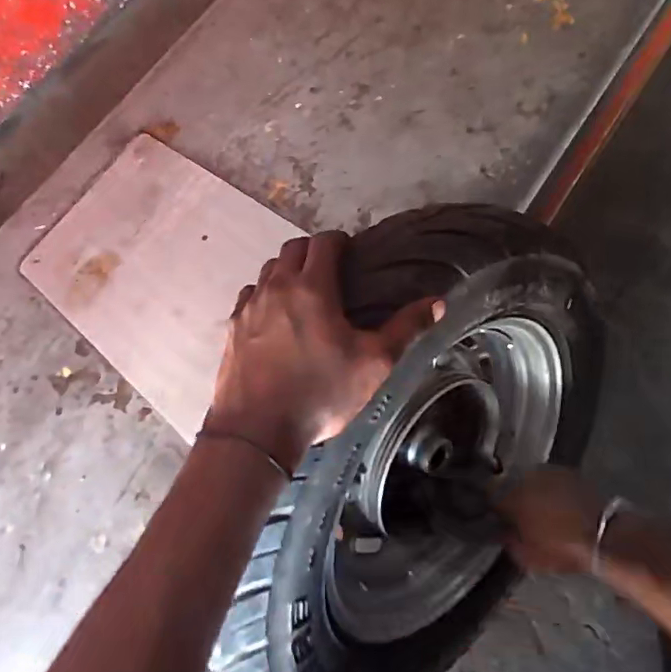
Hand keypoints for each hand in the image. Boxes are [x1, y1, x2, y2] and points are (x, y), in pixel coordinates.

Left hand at [210, 231, 440, 468]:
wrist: (256, 430)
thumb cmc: (320, 393)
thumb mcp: (373, 364)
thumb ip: (406, 328)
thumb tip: (438, 302)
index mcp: (312, 288)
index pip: (323, 242)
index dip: (339, 241)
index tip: (351, 252)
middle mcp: (277, 287)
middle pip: (293, 248)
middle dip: (313, 251)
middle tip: (331, 270)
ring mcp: (250, 305)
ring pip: (269, 269)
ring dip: (288, 270)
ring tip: (304, 292)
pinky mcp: (232, 326)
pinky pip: (250, 294)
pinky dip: (265, 293)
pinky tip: (275, 316)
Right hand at [496, 466, 606, 572]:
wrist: (605, 536)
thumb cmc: (564, 549)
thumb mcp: (530, 557)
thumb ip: (509, 542)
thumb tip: (501, 533)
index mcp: (513, 498)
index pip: (491, 496)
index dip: (492, 507)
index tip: (496, 517)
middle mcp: (526, 478)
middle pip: (510, 485)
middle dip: (512, 497)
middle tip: (518, 514)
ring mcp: (547, 471)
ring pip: (530, 479)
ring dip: (530, 490)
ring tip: (539, 507)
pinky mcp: (567, 471)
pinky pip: (549, 478)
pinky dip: (548, 487)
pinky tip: (555, 500)